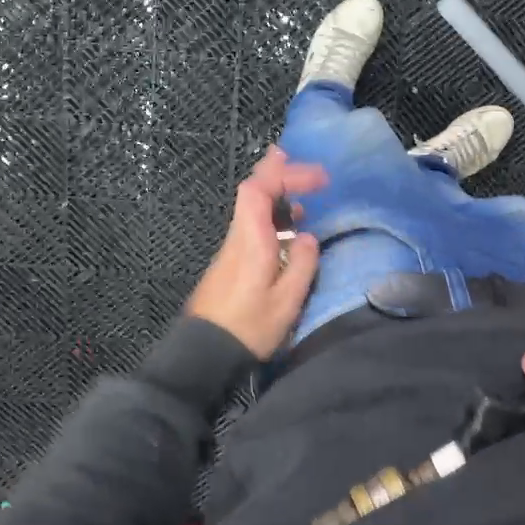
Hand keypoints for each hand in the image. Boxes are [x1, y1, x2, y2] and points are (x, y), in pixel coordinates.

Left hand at [185, 147, 326, 359]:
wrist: (204, 354)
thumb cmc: (248, 327)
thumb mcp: (286, 300)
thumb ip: (302, 264)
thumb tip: (307, 238)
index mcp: (251, 240)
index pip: (259, 189)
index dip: (287, 174)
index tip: (319, 179)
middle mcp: (238, 238)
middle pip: (252, 191)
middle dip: (279, 173)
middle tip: (308, 169)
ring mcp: (232, 249)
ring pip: (252, 208)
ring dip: (278, 195)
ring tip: (304, 197)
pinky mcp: (232, 263)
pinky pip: (253, 225)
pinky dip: (273, 215)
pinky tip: (288, 228)